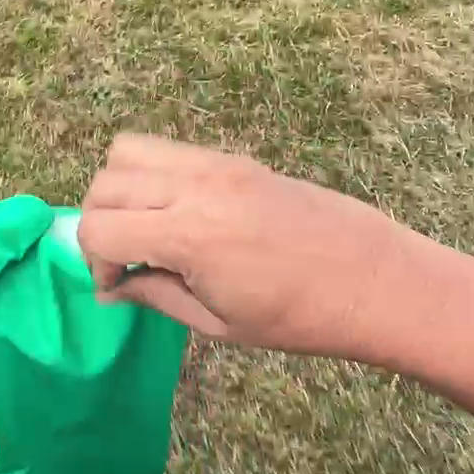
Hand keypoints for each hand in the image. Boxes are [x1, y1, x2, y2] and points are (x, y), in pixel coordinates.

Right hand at [78, 134, 453, 362]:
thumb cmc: (298, 319)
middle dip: (99, 224)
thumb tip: (110, 288)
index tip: (118, 285)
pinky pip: (167, 149)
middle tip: (125, 258)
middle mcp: (196, 187)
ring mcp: (217, 164)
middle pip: (104, 184)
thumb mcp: (216, 323)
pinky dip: (150, 175)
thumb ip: (152, 295)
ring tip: (143, 225)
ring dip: (119, 190)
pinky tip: (176, 212)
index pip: (98, 229)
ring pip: (126, 151)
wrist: (379, 281)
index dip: (94, 262)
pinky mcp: (235, 158)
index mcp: (189, 236)